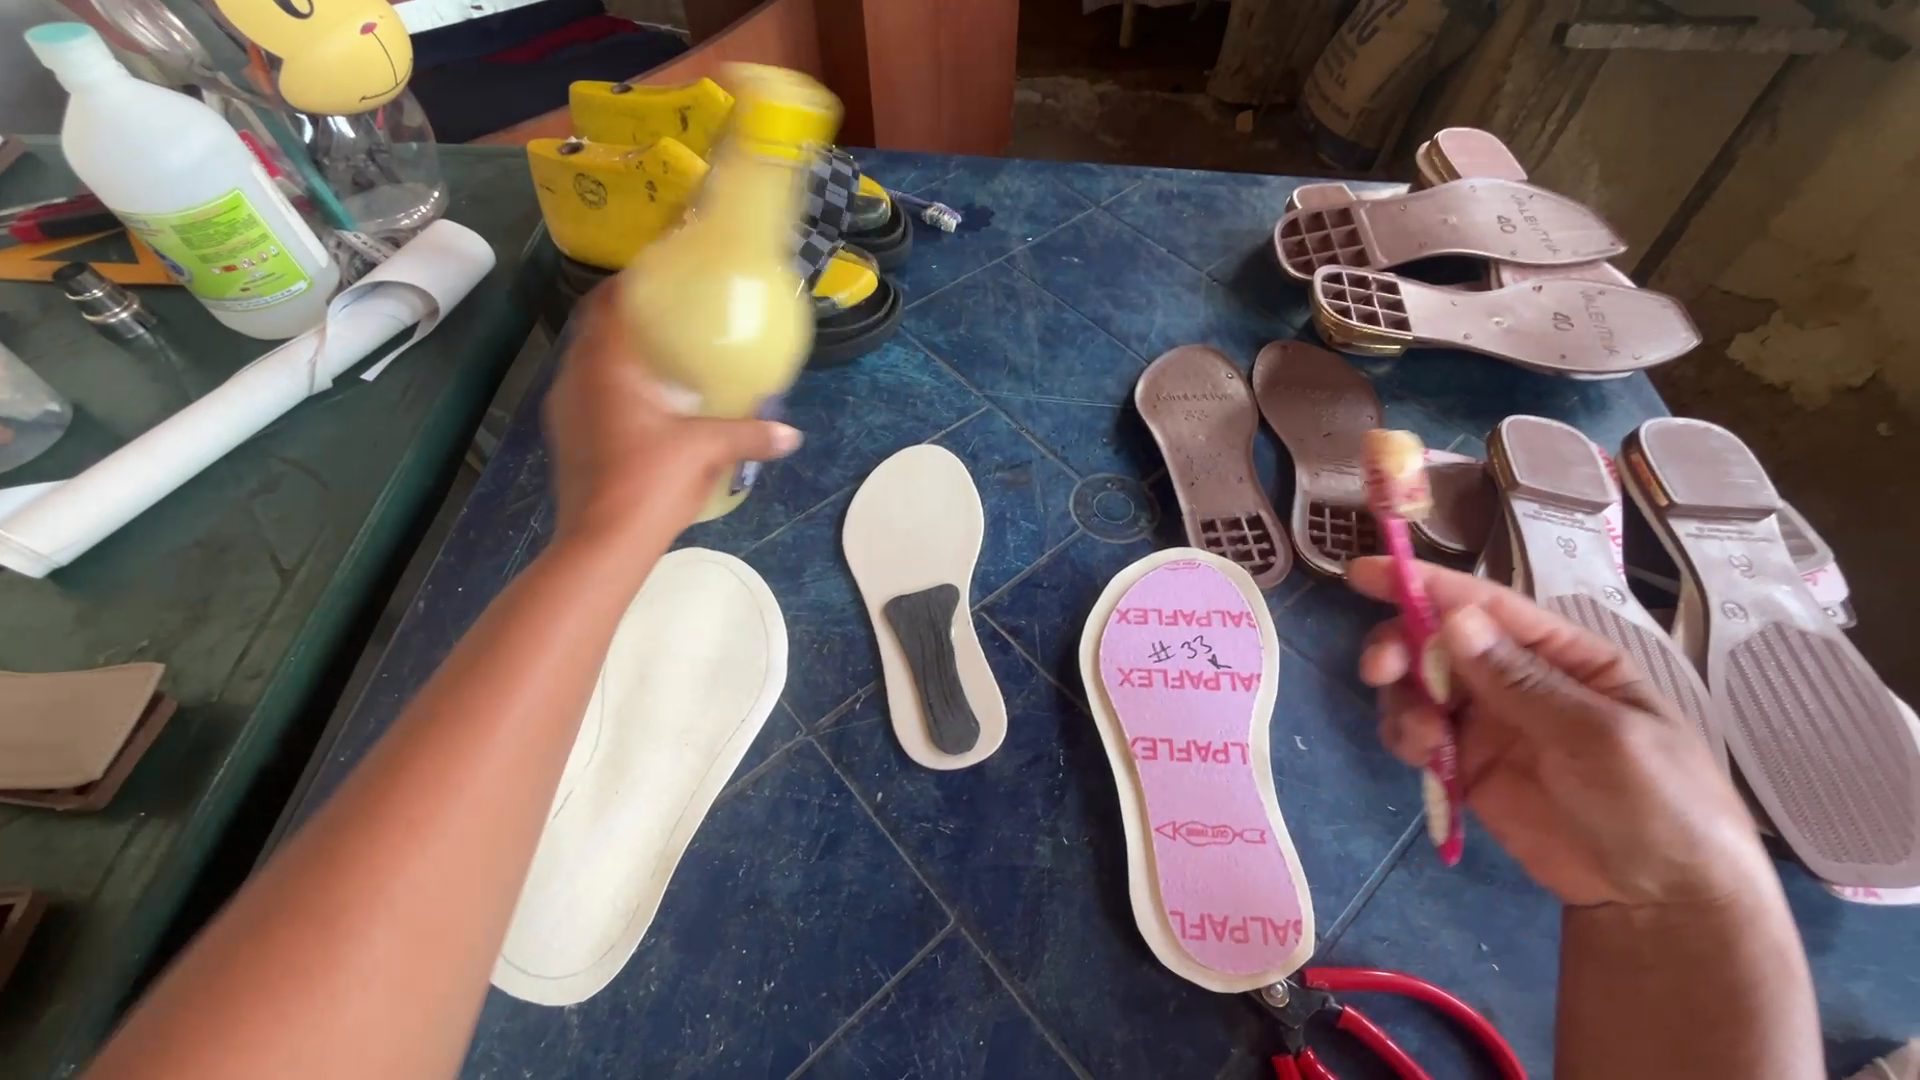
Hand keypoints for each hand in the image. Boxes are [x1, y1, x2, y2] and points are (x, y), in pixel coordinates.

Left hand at [542, 283, 801, 548]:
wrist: (602, 543)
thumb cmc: (649, 482)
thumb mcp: (706, 451)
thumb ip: (749, 435)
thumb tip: (792, 435)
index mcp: (604, 367)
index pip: (608, 303)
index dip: (631, 283)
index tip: (663, 276)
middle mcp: (575, 379)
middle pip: (597, 331)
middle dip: (631, 319)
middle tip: (672, 318)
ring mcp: (565, 411)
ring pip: (591, 365)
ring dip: (621, 355)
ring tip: (662, 358)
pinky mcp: (567, 438)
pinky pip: (590, 394)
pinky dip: (615, 386)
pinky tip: (647, 404)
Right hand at [1347, 557, 1771, 908]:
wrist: (1659, 904)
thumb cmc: (1660, 806)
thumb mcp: (1602, 738)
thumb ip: (1521, 680)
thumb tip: (1453, 619)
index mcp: (1562, 655)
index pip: (1485, 606)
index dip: (1424, 585)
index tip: (1365, 573)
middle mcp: (1515, 678)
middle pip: (1436, 640)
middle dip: (1400, 648)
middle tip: (1380, 672)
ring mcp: (1486, 721)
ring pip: (1416, 685)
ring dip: (1404, 702)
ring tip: (1424, 740)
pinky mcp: (1463, 762)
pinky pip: (1414, 731)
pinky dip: (1405, 737)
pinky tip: (1425, 759)